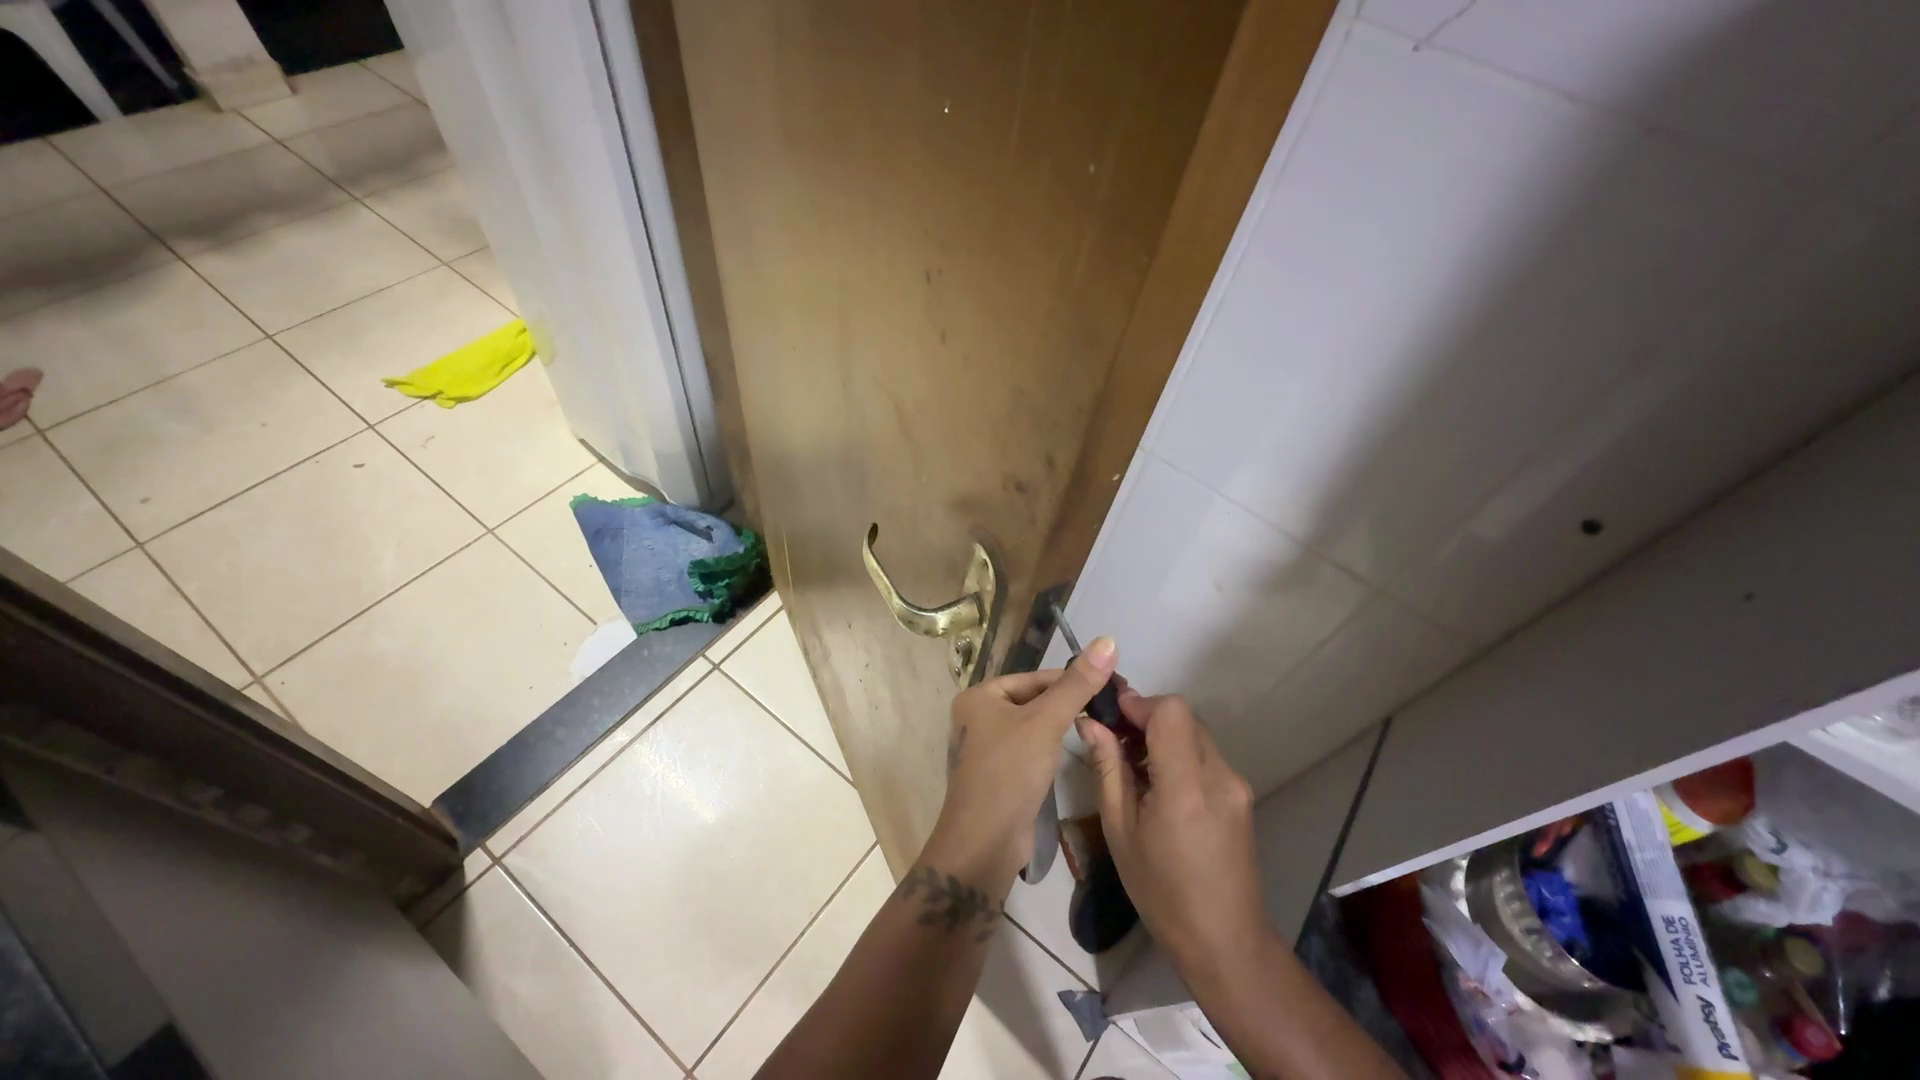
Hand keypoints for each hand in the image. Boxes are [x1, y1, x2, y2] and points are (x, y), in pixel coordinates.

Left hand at [926, 639, 1117, 885]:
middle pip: (1034, 700)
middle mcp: (977, 718)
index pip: (1035, 677)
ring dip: (1064, 727)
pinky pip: (1032, 751)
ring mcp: (987, 749)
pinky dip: (1053, 749)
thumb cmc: (1009, 772)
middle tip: (1111, 707)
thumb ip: (1078, 685)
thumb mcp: (1046, 722)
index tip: (1112, 686)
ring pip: (1035, 727)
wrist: (985, 841)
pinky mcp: (1001, 776)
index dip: (1072, 681)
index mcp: (978, 697)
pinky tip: (1077, 751)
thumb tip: (1108, 641)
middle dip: (1069, 704)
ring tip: (1102, 726)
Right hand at [1079, 691, 1266, 972]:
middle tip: (1115, 740)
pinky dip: (1180, 755)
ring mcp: (1236, 785)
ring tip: (1133, 766)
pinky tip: (1158, 786)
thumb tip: (1092, 723)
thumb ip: (1108, 769)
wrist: (1222, 938)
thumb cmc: (1160, 891)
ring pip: (1196, 735)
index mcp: (1186, 786)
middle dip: (1148, 718)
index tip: (1111, 715)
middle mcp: (1220, 776)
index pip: (1171, 712)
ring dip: (1164, 737)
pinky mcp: (1241, 796)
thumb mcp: (1121, 830)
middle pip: (1185, 718)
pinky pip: (1207, 757)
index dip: (1139, 704)